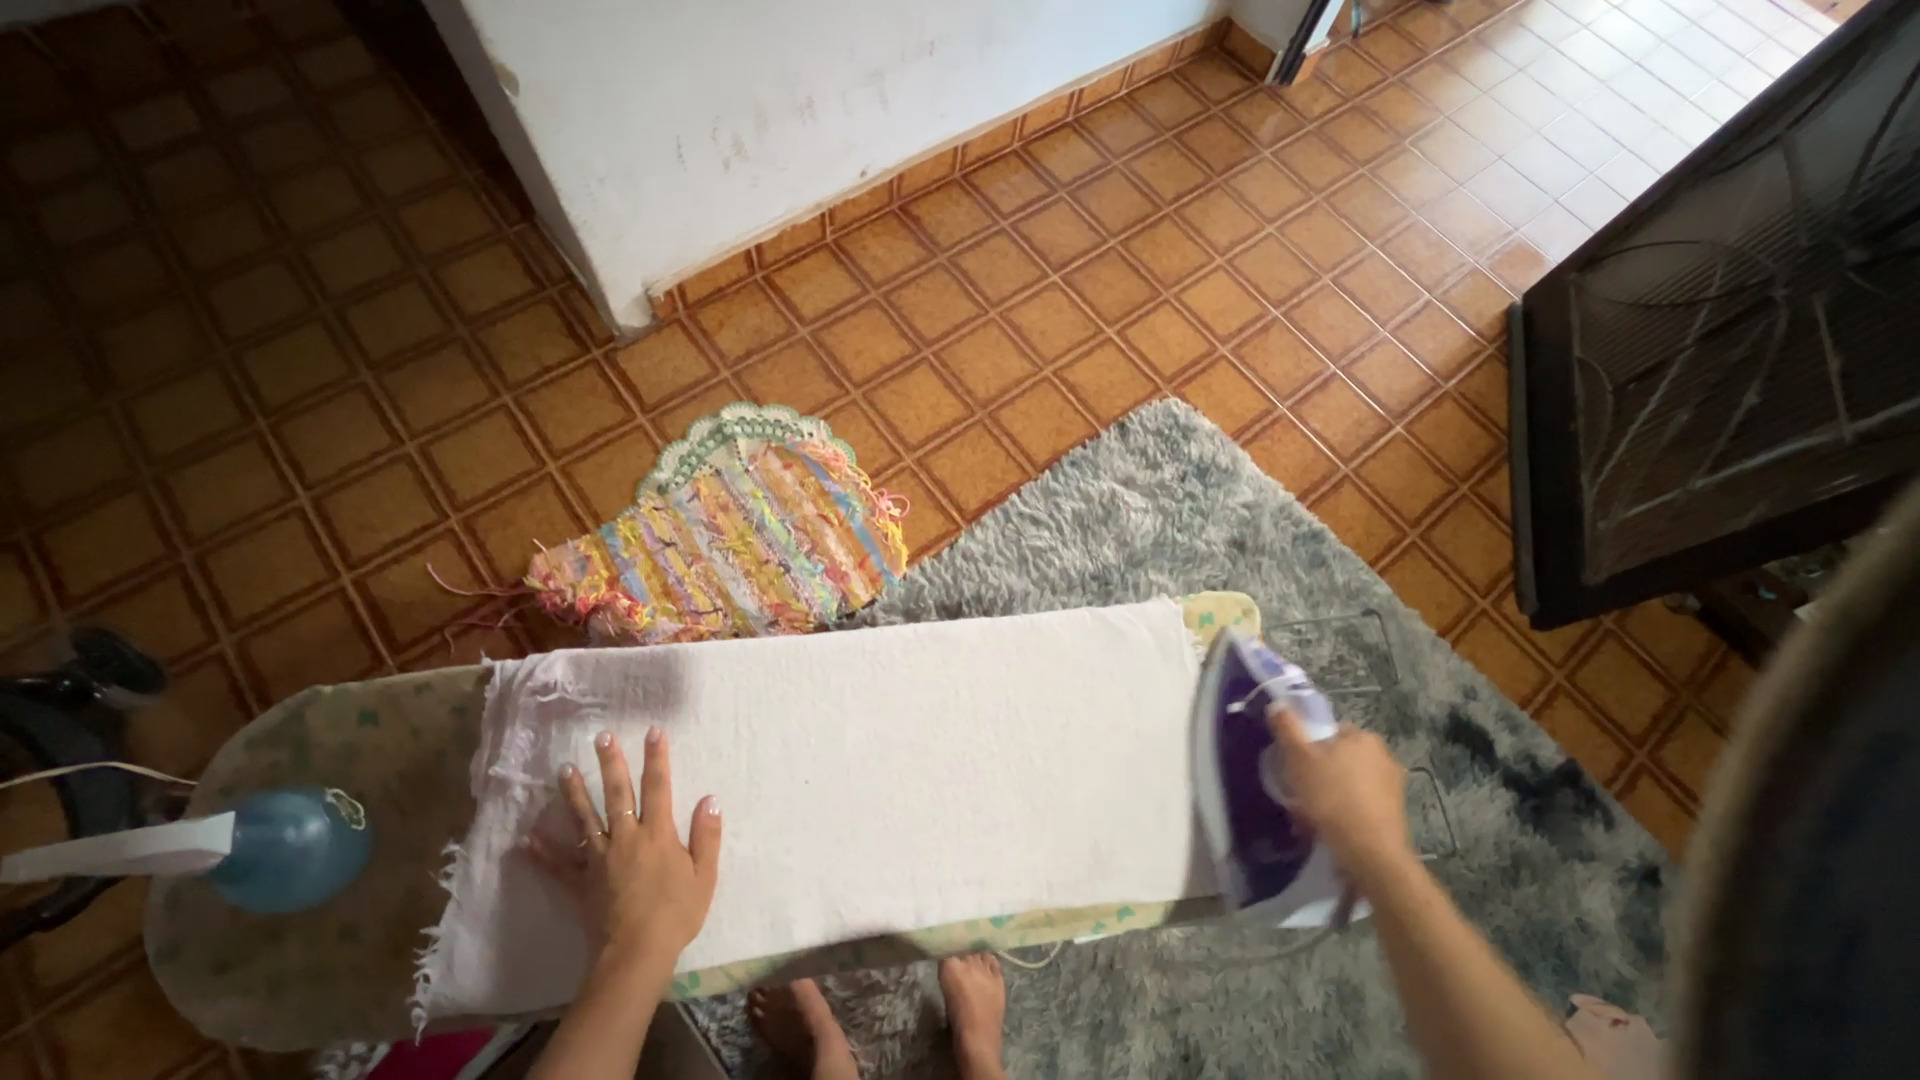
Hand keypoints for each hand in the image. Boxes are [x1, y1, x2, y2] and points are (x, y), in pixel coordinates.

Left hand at [525, 728, 722, 975]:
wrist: (635, 955)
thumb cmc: (676, 915)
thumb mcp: (704, 876)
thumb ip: (707, 836)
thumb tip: (710, 800)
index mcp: (658, 834)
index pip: (658, 787)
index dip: (657, 758)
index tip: (653, 732)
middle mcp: (626, 838)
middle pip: (618, 794)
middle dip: (611, 763)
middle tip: (602, 737)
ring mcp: (599, 859)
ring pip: (585, 819)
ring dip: (574, 793)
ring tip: (564, 769)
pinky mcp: (580, 883)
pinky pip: (558, 865)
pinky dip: (542, 853)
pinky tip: (526, 840)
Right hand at [1267, 707, 1412, 883]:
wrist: (1368, 852)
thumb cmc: (1331, 797)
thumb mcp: (1298, 758)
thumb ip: (1287, 727)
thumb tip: (1278, 704)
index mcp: (1363, 737)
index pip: (1330, 732)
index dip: (1308, 747)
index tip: (1295, 766)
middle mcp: (1384, 756)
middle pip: (1340, 759)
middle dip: (1319, 774)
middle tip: (1299, 793)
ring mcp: (1393, 787)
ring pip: (1349, 784)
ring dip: (1330, 795)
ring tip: (1309, 817)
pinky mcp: (1395, 814)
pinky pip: (1360, 805)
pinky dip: (1345, 813)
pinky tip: (1328, 829)